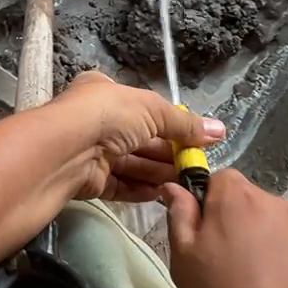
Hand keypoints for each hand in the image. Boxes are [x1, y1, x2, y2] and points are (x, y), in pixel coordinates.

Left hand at [38, 71, 225, 201]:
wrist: (67, 150)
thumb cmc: (109, 115)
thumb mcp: (153, 109)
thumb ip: (185, 123)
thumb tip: (220, 131)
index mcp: (105, 92)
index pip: (143, 108)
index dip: (170, 123)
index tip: (195, 140)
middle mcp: (96, 119)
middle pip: (139, 138)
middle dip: (168, 152)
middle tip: (196, 167)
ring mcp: (90, 150)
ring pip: (131, 163)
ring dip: (158, 172)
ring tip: (187, 183)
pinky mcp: (88, 180)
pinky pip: (120, 185)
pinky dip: (141, 189)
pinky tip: (163, 194)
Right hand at [162, 171, 287, 287]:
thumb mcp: (184, 260)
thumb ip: (179, 215)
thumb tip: (175, 187)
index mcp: (235, 195)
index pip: (215, 178)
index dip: (204, 203)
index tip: (198, 237)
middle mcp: (272, 201)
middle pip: (242, 199)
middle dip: (228, 221)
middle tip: (217, 264)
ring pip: (264, 223)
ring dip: (253, 240)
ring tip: (246, 283)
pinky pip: (285, 245)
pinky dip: (275, 259)